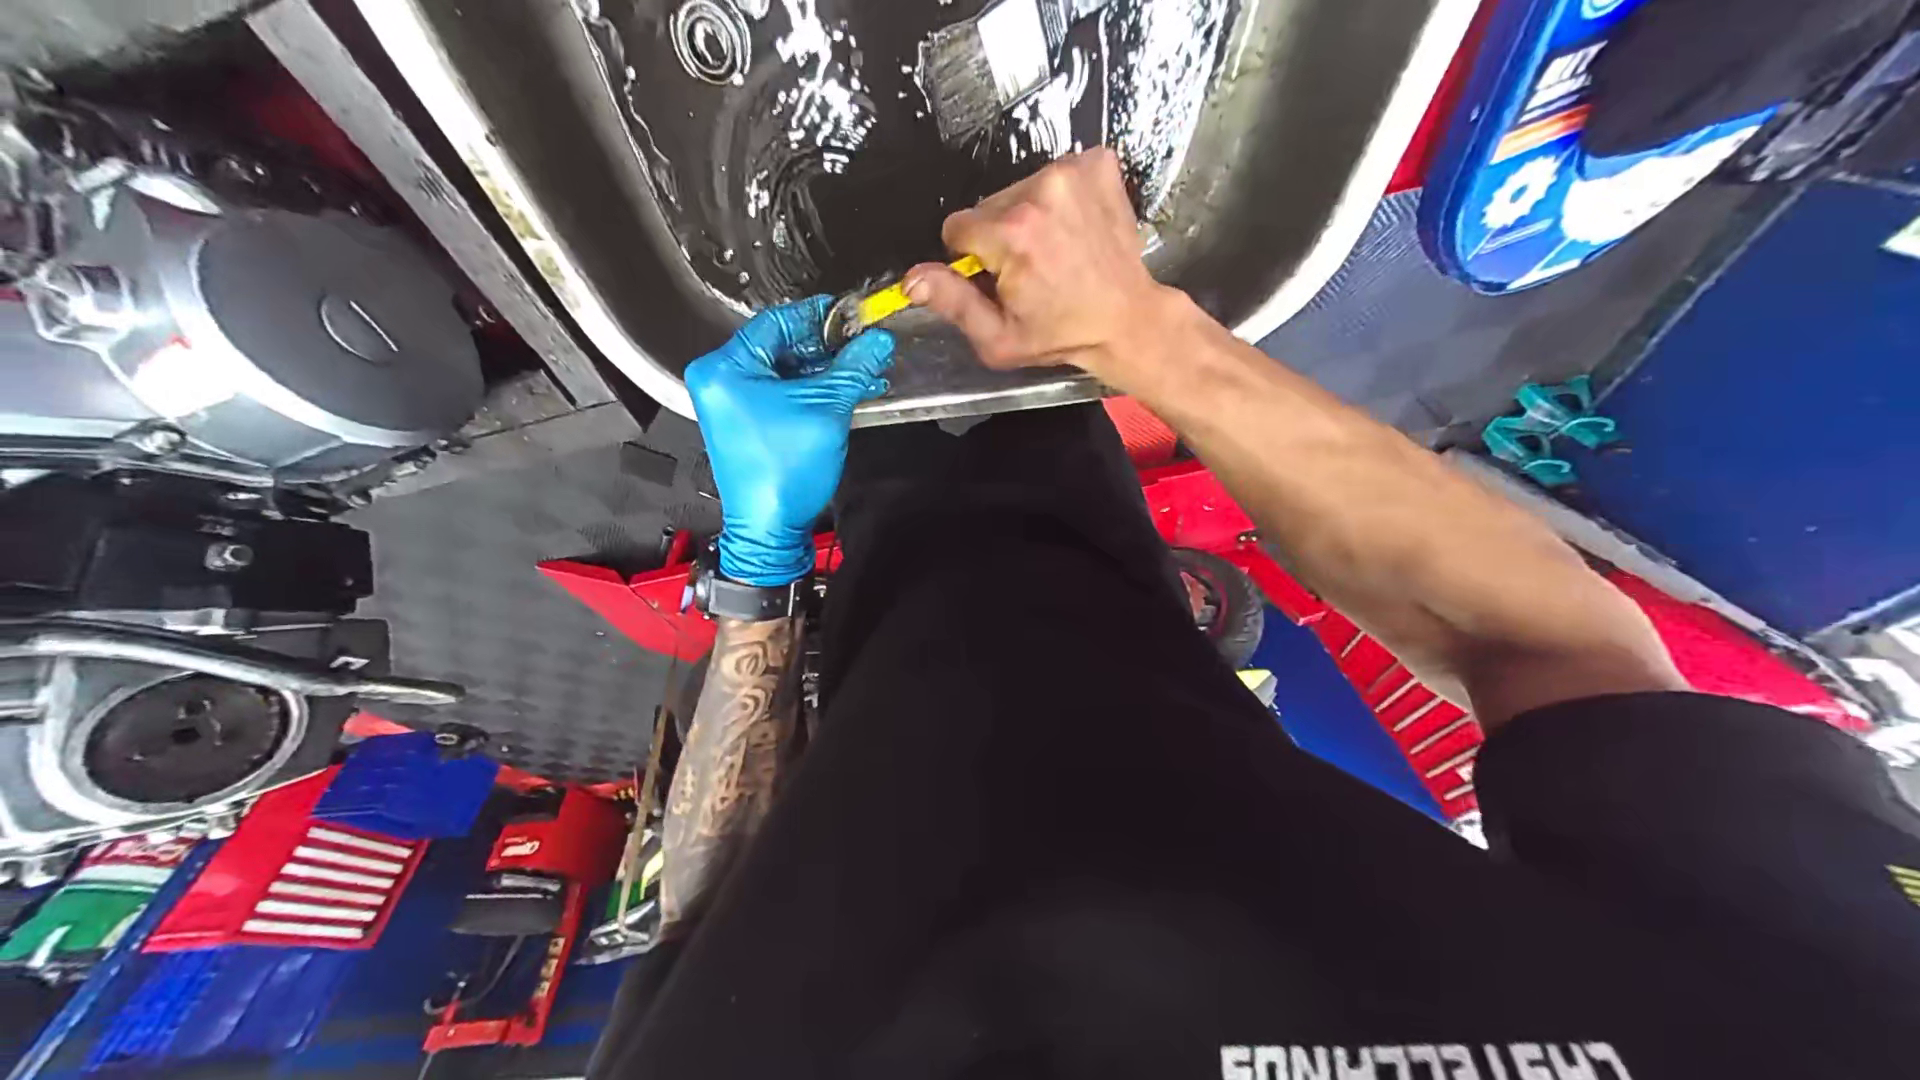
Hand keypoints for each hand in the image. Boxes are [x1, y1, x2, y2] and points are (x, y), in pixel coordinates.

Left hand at [686, 296, 893, 585]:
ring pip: (786, 370)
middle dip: (828, 347)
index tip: (852, 313)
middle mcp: (721, 379)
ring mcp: (733, 401)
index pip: (777, 322)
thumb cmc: (784, 472)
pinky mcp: (748, 420)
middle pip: (782, 345)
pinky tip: (846, 388)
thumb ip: (853, 368)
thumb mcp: (827, 410)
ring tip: (864, 368)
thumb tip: (878, 340)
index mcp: (726, 368)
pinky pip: (782, 392)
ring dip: (826, 370)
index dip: (819, 316)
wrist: (771, 528)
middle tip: (864, 343)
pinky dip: (813, 390)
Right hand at [901, 147, 1177, 376]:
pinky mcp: (1096, 164)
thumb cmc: (1062, 334)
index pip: (957, 227)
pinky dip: (1058, 199)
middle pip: (988, 206)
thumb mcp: (998, 337)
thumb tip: (912, 279)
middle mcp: (1041, 192)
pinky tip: (1072, 230)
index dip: (971, 258)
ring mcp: (1073, 173)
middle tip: (1031, 269)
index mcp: (1013, 235)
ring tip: (1054, 251)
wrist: (1126, 319)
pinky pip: (1054, 174)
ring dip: (1027, 218)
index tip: (998, 276)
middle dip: (999, 236)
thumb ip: (953, 302)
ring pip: (1019, 190)